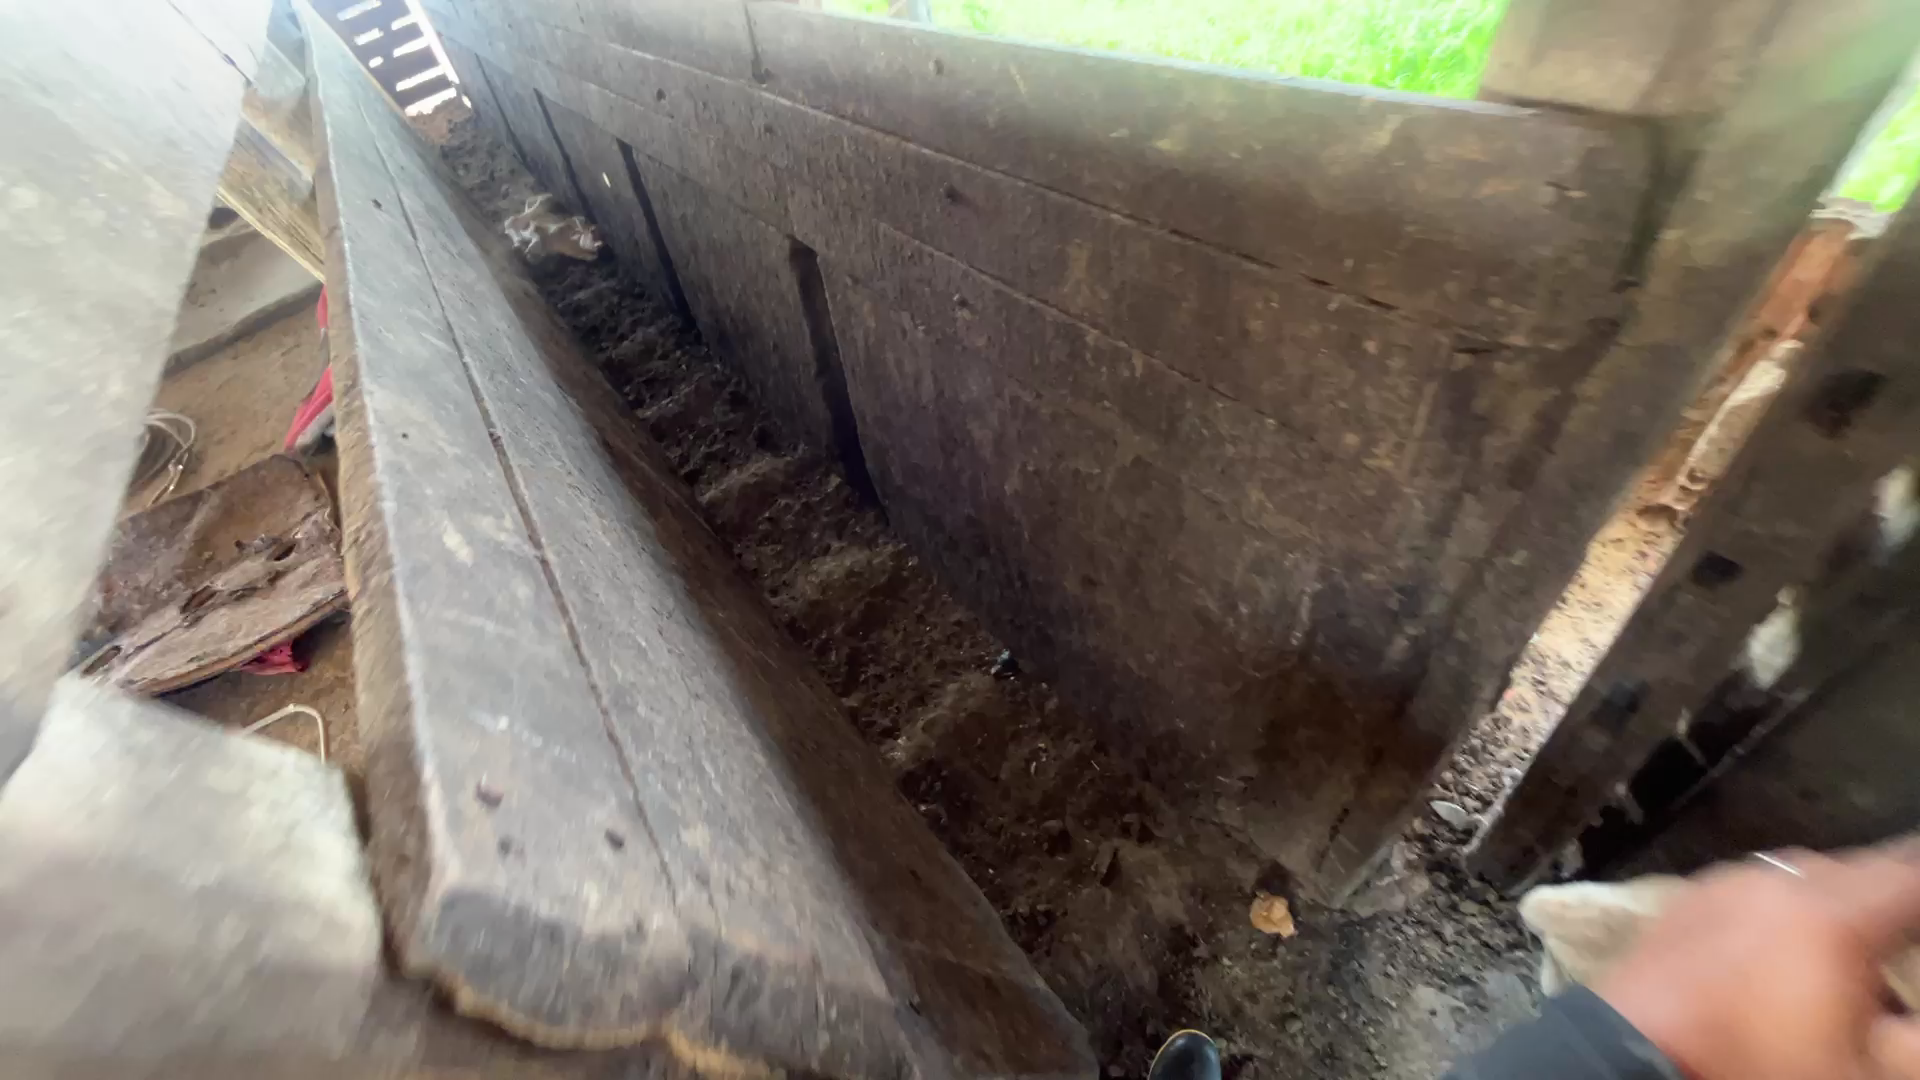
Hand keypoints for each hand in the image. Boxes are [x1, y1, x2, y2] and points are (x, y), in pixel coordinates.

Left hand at [1596, 843, 1919, 1079]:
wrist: (1641, 1049)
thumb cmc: (1763, 1063)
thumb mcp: (1870, 1067)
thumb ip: (1907, 1034)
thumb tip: (1901, 1012)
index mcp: (1825, 918)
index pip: (1898, 877)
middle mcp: (1765, 886)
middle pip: (1844, 869)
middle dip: (1886, 891)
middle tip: (1908, 927)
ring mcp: (1714, 888)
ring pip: (1791, 875)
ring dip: (1830, 897)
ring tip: (1861, 944)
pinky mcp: (1682, 903)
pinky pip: (1747, 887)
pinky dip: (1782, 904)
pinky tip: (1792, 949)